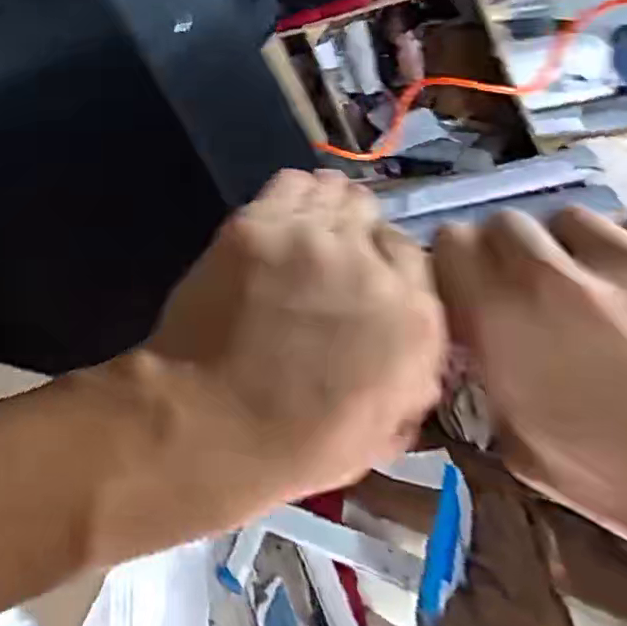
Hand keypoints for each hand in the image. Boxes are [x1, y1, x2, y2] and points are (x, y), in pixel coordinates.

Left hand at [142, 169, 445, 510]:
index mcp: (414, 318)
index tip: (362, 269)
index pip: (411, 254)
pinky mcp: (255, 225)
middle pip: (369, 216)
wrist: (212, 418)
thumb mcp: (384, 428)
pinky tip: (281, 210)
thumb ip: (410, 371)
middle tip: (329, 248)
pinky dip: (291, 192)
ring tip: (306, 223)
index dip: (384, 260)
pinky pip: (286, 184)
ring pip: (331, 193)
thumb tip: (408, 334)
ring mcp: (308, 239)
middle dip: (354, 229)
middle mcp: (369, 266)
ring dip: (324, 205)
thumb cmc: (298, 441)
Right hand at [434, 208, 626, 625]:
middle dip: (507, 253)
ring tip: (603, 292)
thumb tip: (470, 351)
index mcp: (506, 322)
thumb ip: (484, 387)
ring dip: (572, 251)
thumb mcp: (538, 456)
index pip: (446, 244)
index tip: (471, 289)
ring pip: (572, 221)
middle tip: (535, 294)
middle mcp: (559, 275)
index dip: (454, 264)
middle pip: (502, 223)